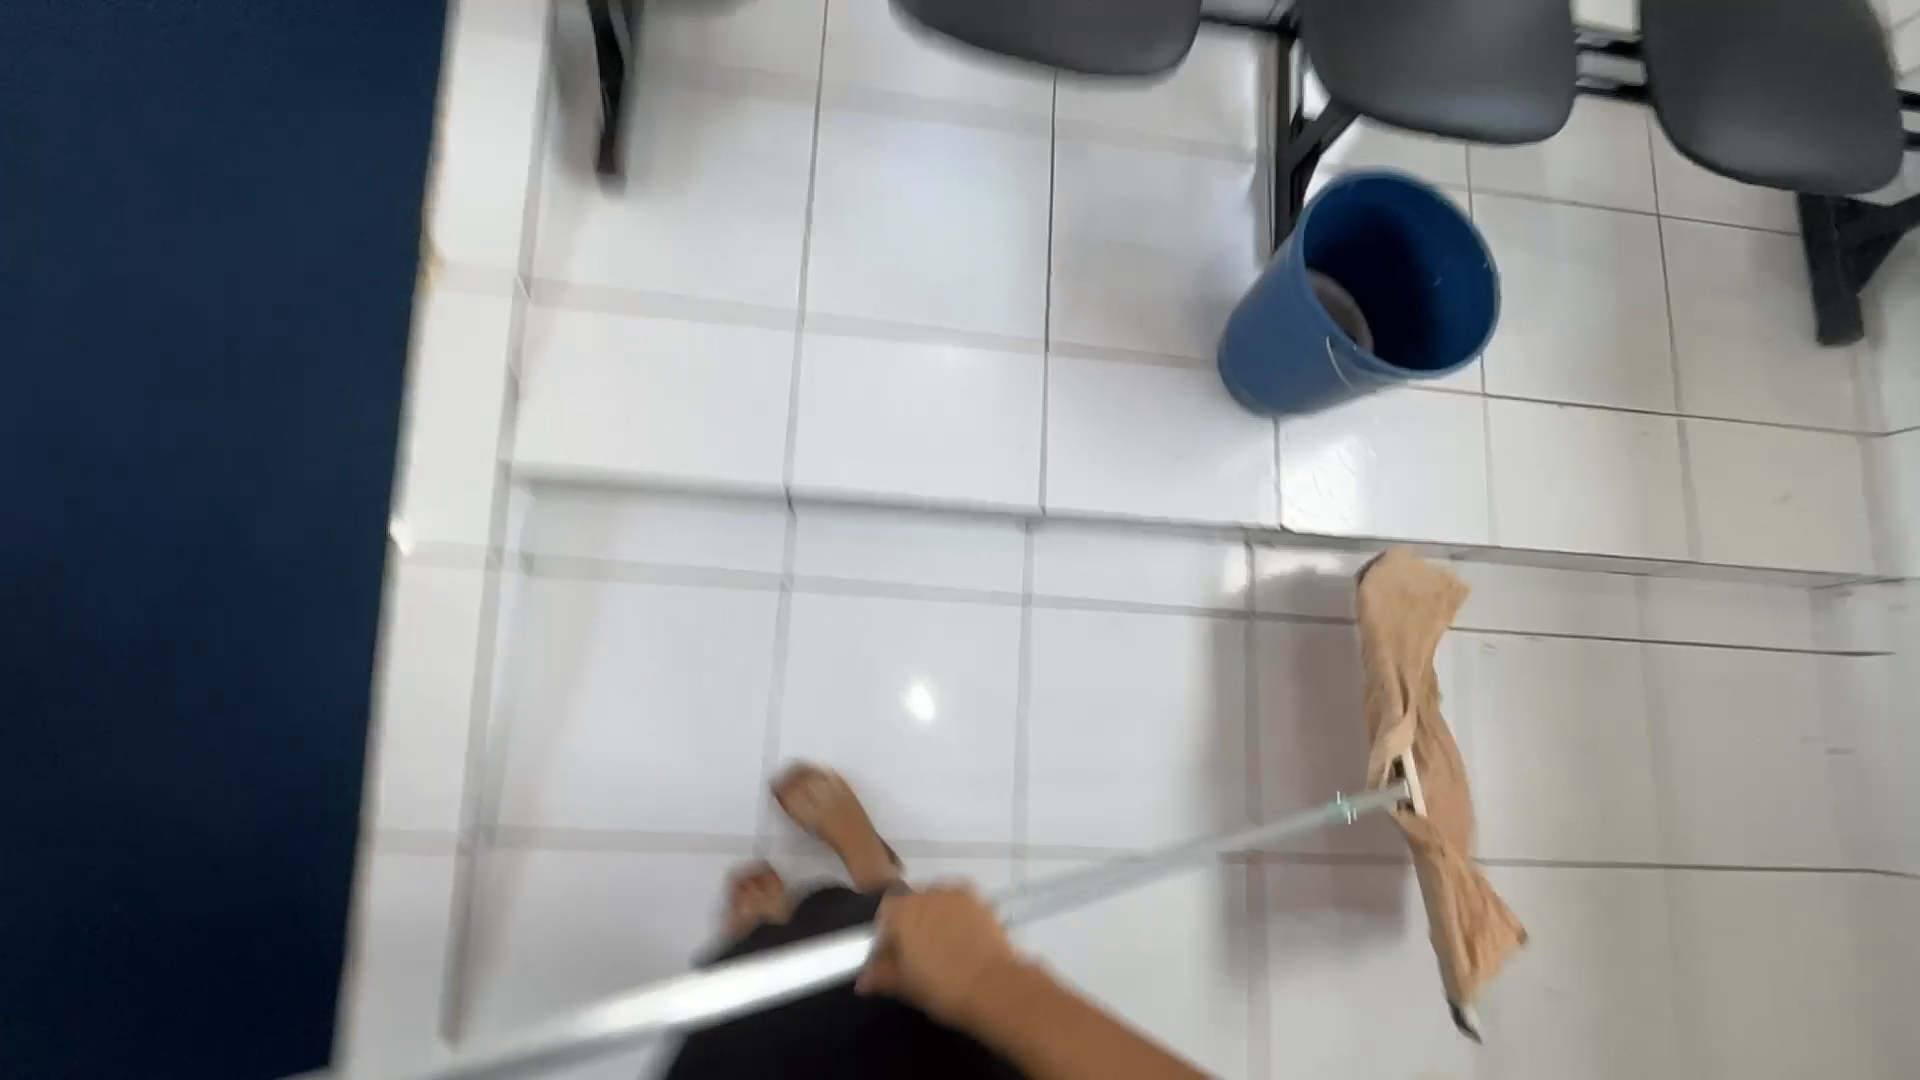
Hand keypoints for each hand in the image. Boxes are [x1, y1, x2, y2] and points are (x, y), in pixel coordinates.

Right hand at [856, 884, 1023, 1026]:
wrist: (994, 986)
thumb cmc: (943, 987)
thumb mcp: (905, 986)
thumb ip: (880, 975)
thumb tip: (863, 979)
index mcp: (902, 910)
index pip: (884, 911)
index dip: (886, 933)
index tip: (892, 955)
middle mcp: (927, 892)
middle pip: (911, 903)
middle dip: (911, 924)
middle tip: (919, 955)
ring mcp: (955, 893)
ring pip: (936, 901)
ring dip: (934, 917)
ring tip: (944, 948)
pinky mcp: (979, 898)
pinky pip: (959, 902)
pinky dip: (957, 915)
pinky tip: (964, 939)